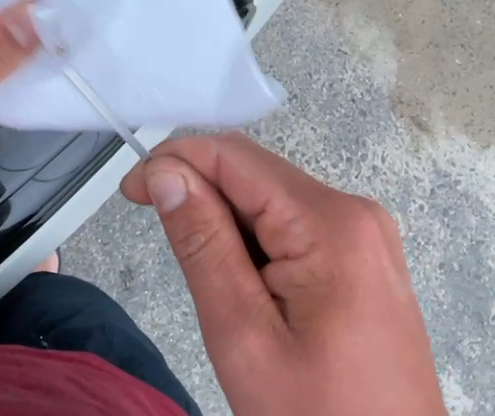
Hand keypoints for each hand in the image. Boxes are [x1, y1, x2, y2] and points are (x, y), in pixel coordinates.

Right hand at [122, 133, 444, 415]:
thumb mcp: (244, 337)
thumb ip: (202, 244)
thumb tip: (165, 172)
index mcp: (330, 224)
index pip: (233, 156)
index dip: (172, 161)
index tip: (130, 194)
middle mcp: (353, 212)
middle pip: (251, 172)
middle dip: (198, 194)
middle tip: (167, 245)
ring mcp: (363, 235)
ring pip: (266, 198)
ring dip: (224, 223)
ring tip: (215, 285)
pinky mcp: (361, 258)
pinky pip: (290, 224)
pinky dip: (253, 242)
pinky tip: (247, 289)